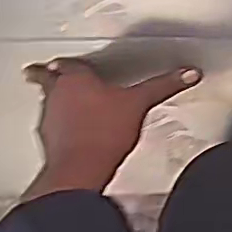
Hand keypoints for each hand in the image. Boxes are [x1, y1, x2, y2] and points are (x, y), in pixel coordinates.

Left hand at [19, 59, 202, 198]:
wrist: (81, 168)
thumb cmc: (105, 133)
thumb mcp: (140, 103)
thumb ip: (163, 86)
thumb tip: (189, 73)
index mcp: (77, 80)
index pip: (69, 64)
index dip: (68, 63)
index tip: (62, 62)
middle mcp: (58, 95)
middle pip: (49, 80)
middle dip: (47, 76)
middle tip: (43, 73)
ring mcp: (50, 118)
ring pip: (49, 102)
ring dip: (55, 101)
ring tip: (64, 103)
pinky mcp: (49, 140)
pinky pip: (52, 126)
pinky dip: (59, 126)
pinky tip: (72, 133)